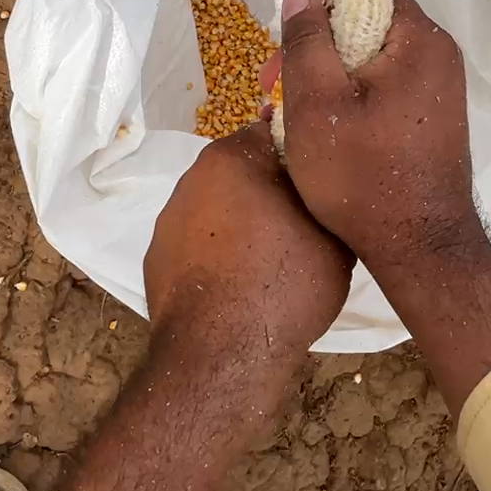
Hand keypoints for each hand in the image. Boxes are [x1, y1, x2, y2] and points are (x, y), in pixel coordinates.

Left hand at [65, 125, 353, 490]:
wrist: (222, 357)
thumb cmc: (285, 282)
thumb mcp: (333, 233)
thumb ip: (329, 195)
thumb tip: (328, 187)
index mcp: (231, 156)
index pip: (271, 132)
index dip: (301, 156)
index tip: (322, 183)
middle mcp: (193, 177)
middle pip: (243, 170)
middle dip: (271, 188)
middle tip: (305, 222)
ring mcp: (169, 220)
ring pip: (220, 207)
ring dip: (244, 222)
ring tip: (274, 261)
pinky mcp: (157, 259)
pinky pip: (199, 243)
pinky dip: (219, 254)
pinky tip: (241, 286)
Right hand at [272, 0, 490, 415]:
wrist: (421, 249)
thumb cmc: (362, 173)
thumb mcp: (316, 101)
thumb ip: (306, 39)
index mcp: (420, 40)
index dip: (319, 10)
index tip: (286, 50)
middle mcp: (439, 57)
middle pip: (367, 28)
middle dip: (317, 51)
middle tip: (277, 89)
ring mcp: (440, 90)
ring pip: (372, 62)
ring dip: (329, 79)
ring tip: (293, 116)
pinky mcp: (434, 120)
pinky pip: (386, 90)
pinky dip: (352, 101)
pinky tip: (325, 133)